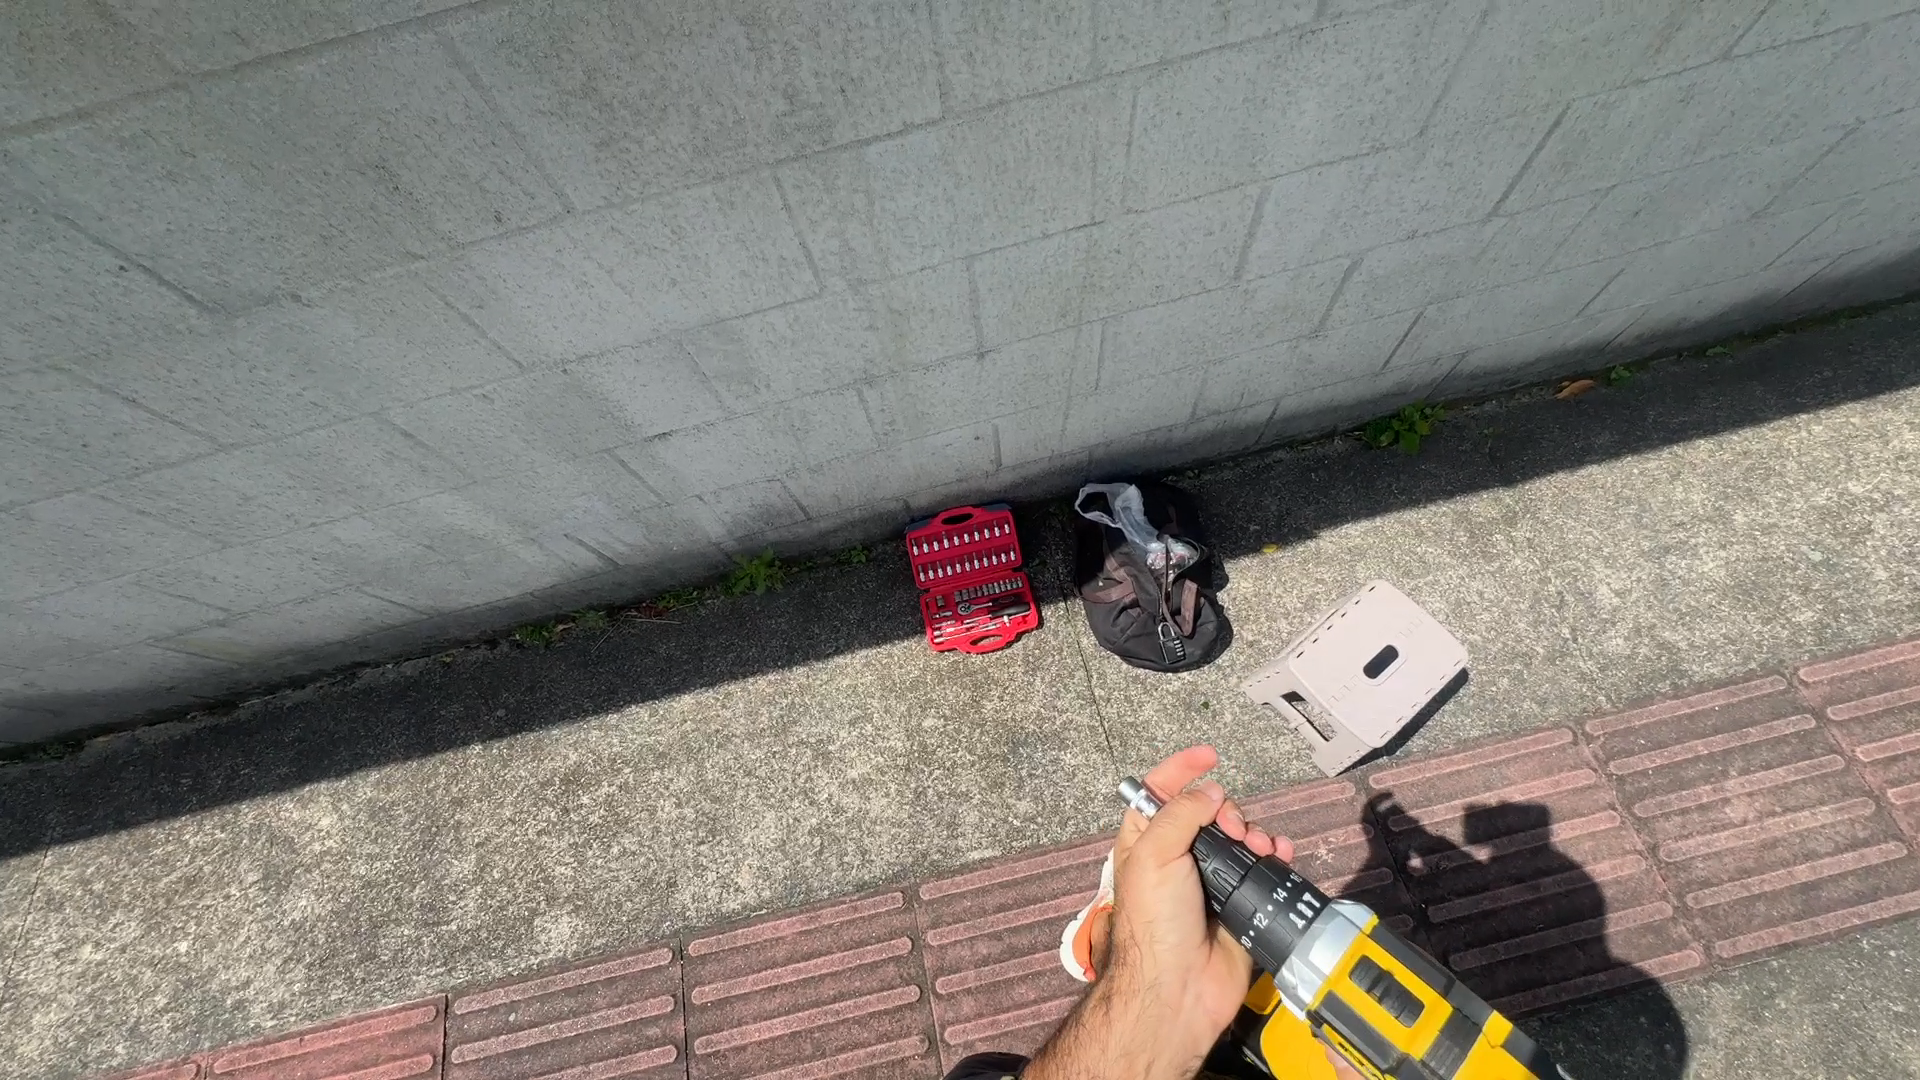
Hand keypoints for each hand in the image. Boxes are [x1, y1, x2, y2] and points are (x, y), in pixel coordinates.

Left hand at [1027, 746, 1292, 1079]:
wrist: (1180, 986)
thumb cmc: (1153, 923)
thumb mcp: (1155, 853)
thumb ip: (1182, 814)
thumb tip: (1210, 791)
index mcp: (1147, 837)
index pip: (1161, 788)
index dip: (1182, 768)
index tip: (1207, 755)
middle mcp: (1177, 852)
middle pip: (1209, 809)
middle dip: (1227, 808)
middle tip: (1235, 828)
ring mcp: (1210, 875)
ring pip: (1238, 835)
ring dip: (1254, 831)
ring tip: (1259, 845)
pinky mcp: (1238, 897)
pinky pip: (1260, 866)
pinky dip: (1274, 854)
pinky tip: (1280, 853)